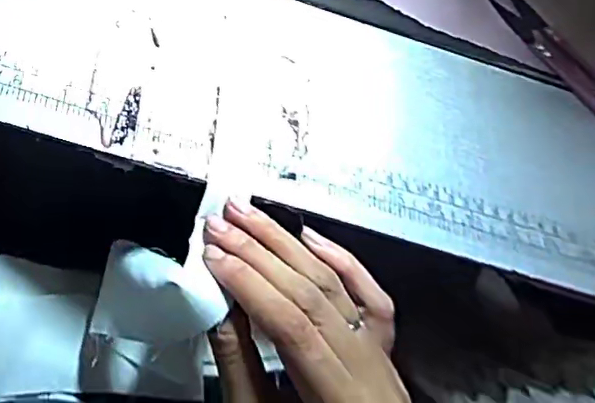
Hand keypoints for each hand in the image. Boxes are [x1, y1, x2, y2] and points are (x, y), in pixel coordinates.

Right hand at [202, 200, 407, 402]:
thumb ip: (238, 363)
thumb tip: (212, 301)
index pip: (294, 327)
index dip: (248, 284)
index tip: (210, 255)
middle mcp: (374, 381)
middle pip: (313, 297)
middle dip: (258, 253)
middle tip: (218, 224)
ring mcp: (384, 365)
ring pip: (336, 287)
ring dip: (285, 243)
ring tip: (246, 214)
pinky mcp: (384, 355)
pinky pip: (373, 301)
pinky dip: (343, 263)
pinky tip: (311, 238)